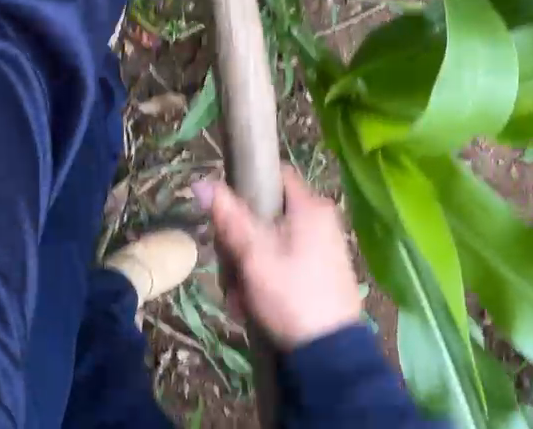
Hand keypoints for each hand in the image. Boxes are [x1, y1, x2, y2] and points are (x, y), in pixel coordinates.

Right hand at [195, 166, 363, 350]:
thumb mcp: (254, 254)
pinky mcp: (318, 275)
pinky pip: (281, 264)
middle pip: (264, 214)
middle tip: (230, 267)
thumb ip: (228, 217)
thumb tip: (200, 183)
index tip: (225, 209)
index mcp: (311, 207)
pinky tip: (251, 306)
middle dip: (239, 243)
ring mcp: (320, 250)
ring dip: (246, 269)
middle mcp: (319, 222)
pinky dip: (263, 281)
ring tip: (239, 296)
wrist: (331, 358)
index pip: (273, 174)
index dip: (245, 185)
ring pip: (268, 243)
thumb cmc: (292, 296)